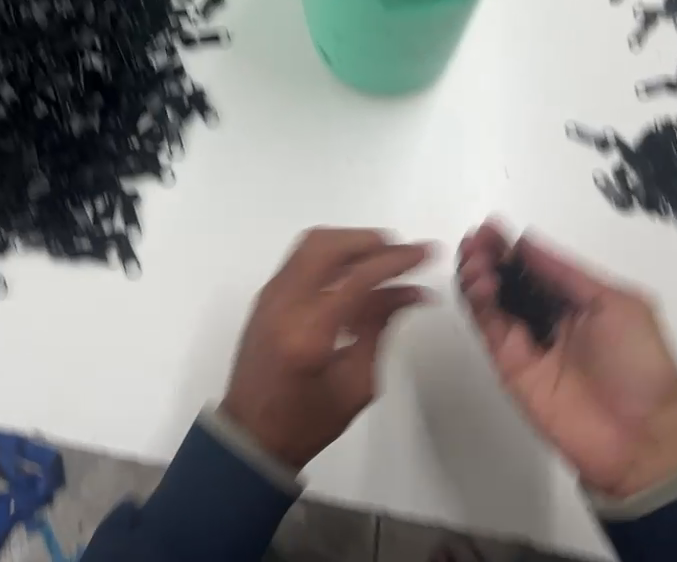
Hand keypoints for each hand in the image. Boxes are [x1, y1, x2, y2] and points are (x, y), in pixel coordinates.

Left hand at [221, 227, 434, 469]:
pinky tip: (356, 270)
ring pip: (311, 244)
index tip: (425, 252)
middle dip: (370, 242)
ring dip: (350, 242)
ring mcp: (270, 294)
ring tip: (383, 256)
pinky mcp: (266, 294)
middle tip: (403, 252)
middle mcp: (285, 301)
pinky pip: (301, 257)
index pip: (357, 278)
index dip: (395, 260)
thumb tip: (408, 291)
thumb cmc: (308, 421)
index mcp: (310, 331)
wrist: (251, 433)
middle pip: (328, 246)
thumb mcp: (356, 384)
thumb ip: (378, 329)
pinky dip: (331, 254)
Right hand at [456, 221, 676, 497]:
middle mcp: (545, 315)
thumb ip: (568, 273)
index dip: (512, 244)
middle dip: (487, 253)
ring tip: (475, 257)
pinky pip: (486, 323)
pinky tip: (480, 283)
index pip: (534, 264)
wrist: (641, 440)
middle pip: (505, 276)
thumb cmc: (641, 367)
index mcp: (575, 299)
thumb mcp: (620, 306)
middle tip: (477, 239)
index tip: (492, 226)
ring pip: (489, 296)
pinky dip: (476, 300)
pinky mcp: (507, 360)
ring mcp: (524, 338)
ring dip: (477, 270)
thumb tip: (525, 242)